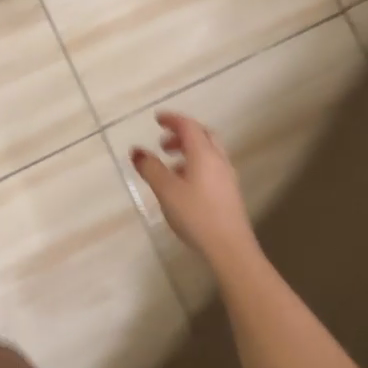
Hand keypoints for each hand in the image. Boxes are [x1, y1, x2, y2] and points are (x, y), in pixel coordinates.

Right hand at [131, 113, 258, 267]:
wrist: (230, 248)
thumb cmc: (196, 215)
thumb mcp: (166, 190)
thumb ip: (150, 168)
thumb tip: (137, 151)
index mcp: (203, 154)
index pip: (188, 126)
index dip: (172, 119)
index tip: (156, 119)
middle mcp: (218, 160)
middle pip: (203, 135)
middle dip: (182, 134)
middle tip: (163, 142)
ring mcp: (227, 177)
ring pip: (209, 153)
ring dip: (189, 151)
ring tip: (170, 166)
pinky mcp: (230, 193)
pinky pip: (212, 167)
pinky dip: (196, 165)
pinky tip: (184, 185)